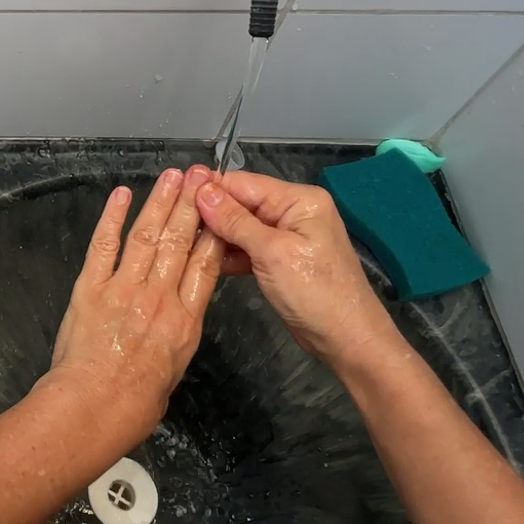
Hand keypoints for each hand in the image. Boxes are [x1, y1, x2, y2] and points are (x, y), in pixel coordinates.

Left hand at [41, 167, 227, 456]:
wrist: (95, 405)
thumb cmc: (137, 402)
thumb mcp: (175, 368)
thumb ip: (178, 333)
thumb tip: (177, 315)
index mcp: (186, 321)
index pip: (206, 265)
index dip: (213, 231)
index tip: (218, 206)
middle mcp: (159, 297)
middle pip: (179, 241)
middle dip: (190, 205)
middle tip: (199, 175)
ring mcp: (124, 288)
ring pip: (146, 236)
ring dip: (159, 202)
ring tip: (172, 176)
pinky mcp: (91, 286)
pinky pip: (104, 245)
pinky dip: (112, 217)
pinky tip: (122, 195)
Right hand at [194, 171, 403, 370]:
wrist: (348, 341)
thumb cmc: (315, 293)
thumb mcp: (272, 253)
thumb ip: (234, 220)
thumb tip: (201, 190)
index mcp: (298, 200)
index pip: (243, 182)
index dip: (209, 189)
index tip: (175, 198)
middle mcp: (292, 211)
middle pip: (240, 203)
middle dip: (211, 214)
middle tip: (177, 226)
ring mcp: (286, 236)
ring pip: (239, 226)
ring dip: (217, 236)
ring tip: (186, 243)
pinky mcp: (279, 258)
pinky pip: (246, 246)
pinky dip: (229, 253)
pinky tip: (207, 260)